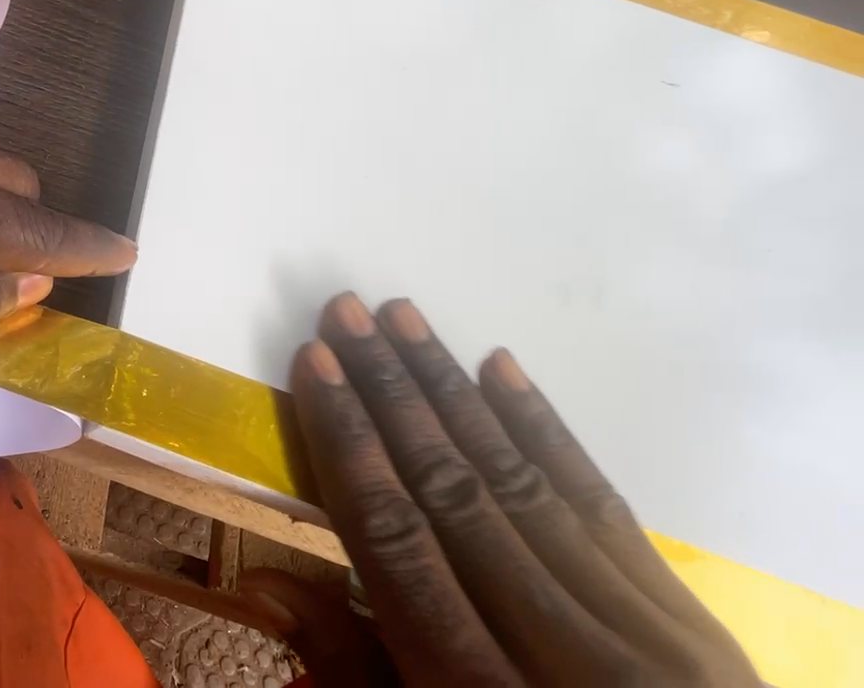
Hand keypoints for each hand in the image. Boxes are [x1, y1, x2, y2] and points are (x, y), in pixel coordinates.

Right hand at [240, 295, 760, 686]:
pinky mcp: (695, 629)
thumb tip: (265, 583)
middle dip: (391, 391)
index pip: (393, 535)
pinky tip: (504, 369)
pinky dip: (548, 431)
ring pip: (524, 482)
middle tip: (349, 309)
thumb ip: (346, 669)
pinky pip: (604, 507)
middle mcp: (565, 658)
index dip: (348, 441)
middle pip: (456, 493)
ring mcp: (648, 642)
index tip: (317, 362)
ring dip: (454, 388)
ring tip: (407, 316)